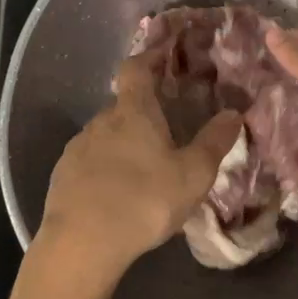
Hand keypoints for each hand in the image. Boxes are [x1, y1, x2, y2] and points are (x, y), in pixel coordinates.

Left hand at [37, 51, 243, 274]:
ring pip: (106, 134)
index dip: (149, 58)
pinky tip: (117, 192)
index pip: (136, 67)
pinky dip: (105, 167)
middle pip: (123, 104)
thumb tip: (234, 113)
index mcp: (134, 111)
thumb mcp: (192, 176)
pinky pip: (89, 160)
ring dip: (124, 143)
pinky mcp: (63, 173)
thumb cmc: (144, 201)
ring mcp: (78, 146)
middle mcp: (102, 120)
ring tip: (144, 169)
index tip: (163, 57)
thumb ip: (214, 143)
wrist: (81, 241)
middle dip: (143, 113)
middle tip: (166, 131)